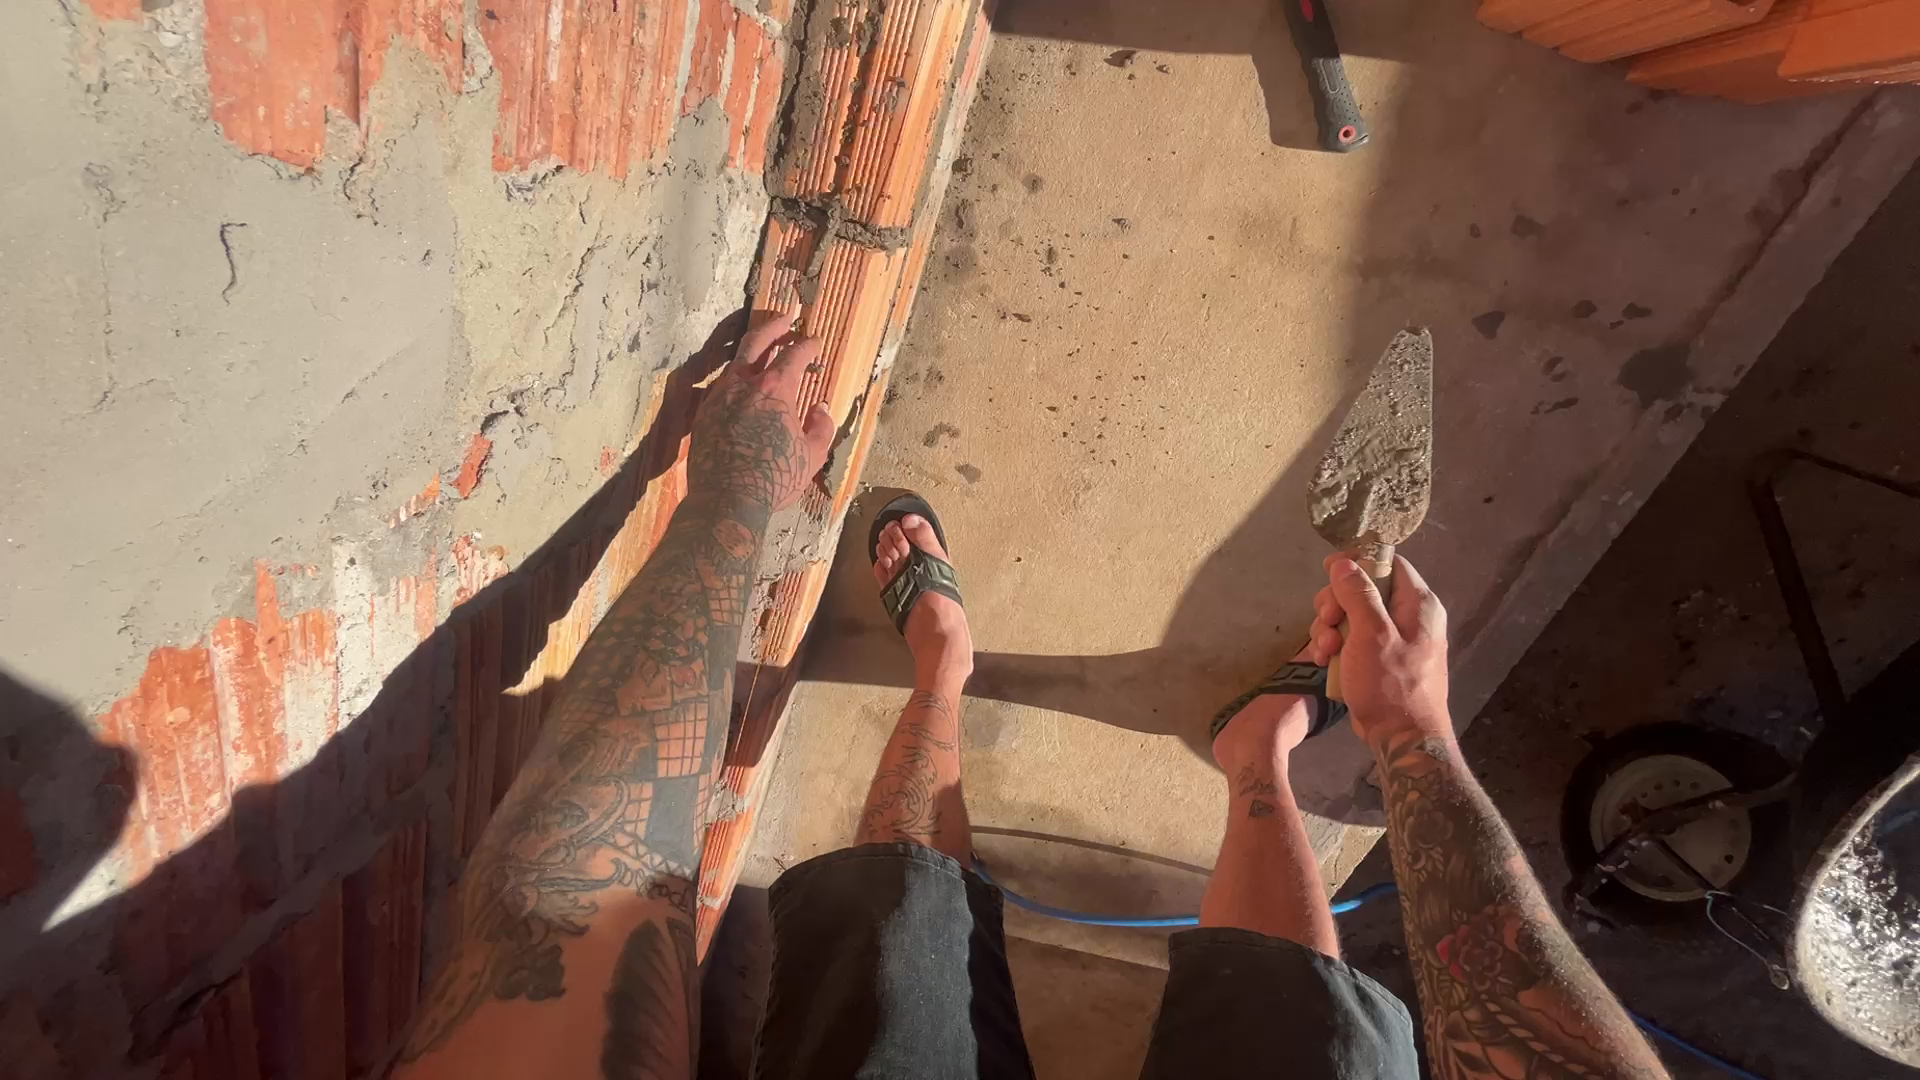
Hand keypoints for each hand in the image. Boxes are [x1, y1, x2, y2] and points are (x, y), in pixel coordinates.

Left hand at [688, 310, 839, 510]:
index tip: (815, 342)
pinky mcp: (702, 412)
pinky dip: (735, 378)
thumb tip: (820, 409)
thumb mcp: (812, 456)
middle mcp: (744, 384)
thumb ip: (821, 427)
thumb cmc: (775, 480)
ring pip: (734, 361)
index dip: (808, 345)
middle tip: (785, 318)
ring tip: (761, 349)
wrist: (726, 500)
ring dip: (750, 350)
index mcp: (775, 390)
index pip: (794, 354)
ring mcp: (718, 395)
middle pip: (757, 340)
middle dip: (774, 325)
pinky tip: (742, 386)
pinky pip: (721, 385)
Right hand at [1306, 553, 1450, 749]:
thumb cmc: (1391, 683)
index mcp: (1418, 604)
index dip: (1357, 561)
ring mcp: (1390, 637)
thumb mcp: (1371, 634)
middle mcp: (1407, 616)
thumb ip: (1358, 594)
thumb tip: (1343, 562)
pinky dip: (1332, 645)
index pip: (1388, 563)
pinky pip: (1348, 637)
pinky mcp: (1375, 656)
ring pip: (1348, 614)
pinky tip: (1324, 660)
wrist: (1400, 736)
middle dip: (1334, 603)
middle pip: (1360, 588)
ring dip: (1328, 628)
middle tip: (1326, 621)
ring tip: (1325, 651)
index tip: (1329, 570)